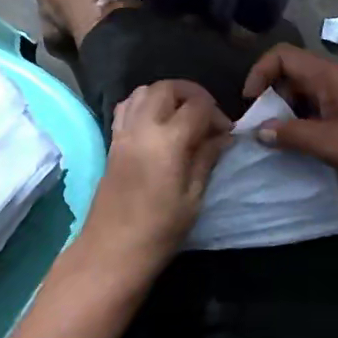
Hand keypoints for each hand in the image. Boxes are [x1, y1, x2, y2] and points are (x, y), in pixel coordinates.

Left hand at [77, 81, 233, 272]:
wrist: (113, 249)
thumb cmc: (160, 230)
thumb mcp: (193, 197)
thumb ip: (206, 158)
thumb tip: (222, 135)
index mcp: (167, 141)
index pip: (197, 106)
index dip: (216, 114)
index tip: (225, 132)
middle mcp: (142, 126)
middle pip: (166, 87)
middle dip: (191, 93)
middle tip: (206, 115)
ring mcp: (123, 131)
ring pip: (143, 90)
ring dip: (166, 94)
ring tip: (182, 116)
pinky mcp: (112, 140)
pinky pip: (126, 106)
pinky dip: (143, 102)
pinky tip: (156, 122)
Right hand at [243, 45, 337, 188]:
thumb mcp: (327, 143)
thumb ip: (288, 134)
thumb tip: (257, 130)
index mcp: (327, 74)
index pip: (281, 55)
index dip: (259, 72)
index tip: (251, 102)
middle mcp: (333, 76)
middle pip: (289, 72)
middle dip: (270, 95)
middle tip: (262, 124)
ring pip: (301, 90)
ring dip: (285, 109)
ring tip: (279, 137)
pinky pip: (315, 104)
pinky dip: (301, 118)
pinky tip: (301, 141)